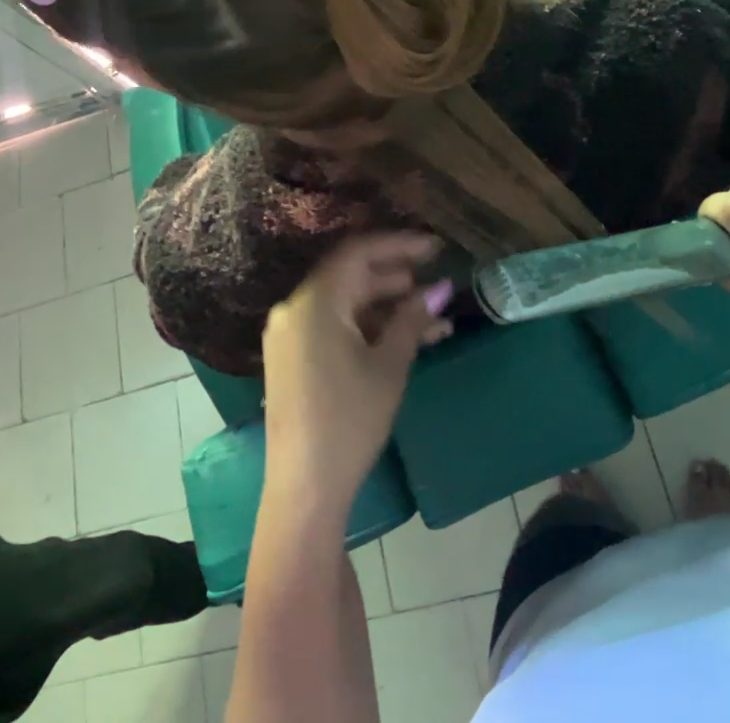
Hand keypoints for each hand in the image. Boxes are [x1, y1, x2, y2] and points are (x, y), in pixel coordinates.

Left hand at [261, 234, 453, 510]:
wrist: (305, 485)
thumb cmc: (351, 420)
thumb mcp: (389, 365)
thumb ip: (412, 319)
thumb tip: (440, 289)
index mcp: (314, 303)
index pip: (357, 253)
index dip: (399, 245)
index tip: (436, 247)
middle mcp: (294, 310)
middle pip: (350, 277)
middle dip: (397, 279)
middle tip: (439, 284)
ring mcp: (290, 336)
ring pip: (345, 306)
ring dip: (387, 308)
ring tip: (435, 321)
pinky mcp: (292, 359)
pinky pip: (334, 328)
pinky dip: (367, 329)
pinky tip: (406, 341)